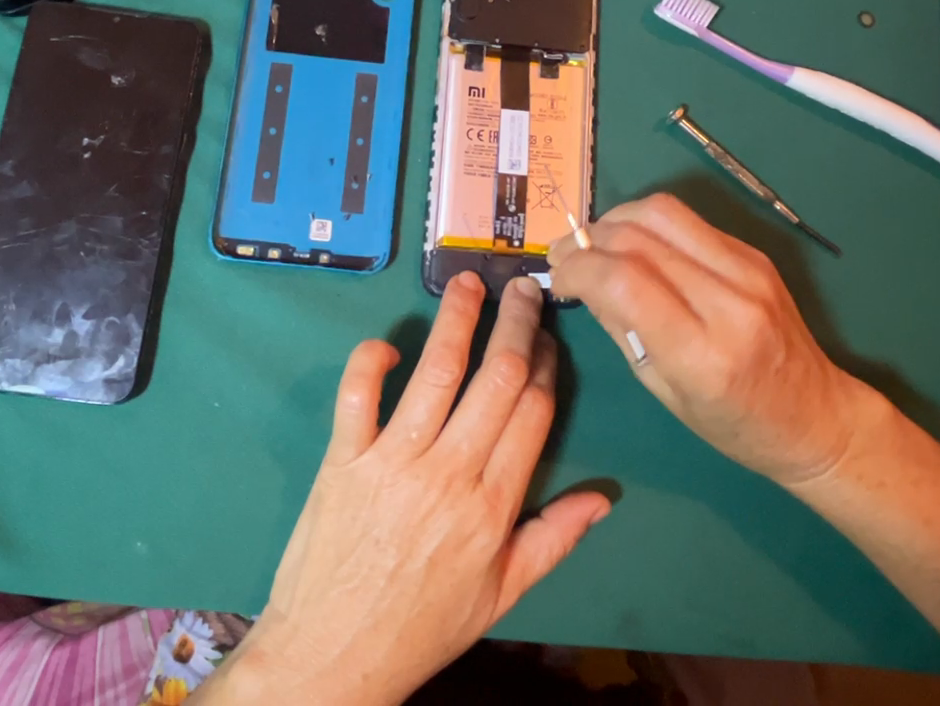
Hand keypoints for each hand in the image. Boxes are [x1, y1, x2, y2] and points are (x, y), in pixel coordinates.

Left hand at [202, 273, 610, 705]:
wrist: (335, 655)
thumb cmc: (423, 625)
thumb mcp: (501, 596)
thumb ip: (553, 541)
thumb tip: (604, 499)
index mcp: (492, 505)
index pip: (532, 413)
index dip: (545, 367)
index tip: (549, 338)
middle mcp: (449, 472)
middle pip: (494, 380)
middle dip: (515, 326)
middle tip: (523, 289)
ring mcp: (392, 461)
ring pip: (435, 374)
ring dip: (455, 322)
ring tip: (468, 283)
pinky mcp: (342, 458)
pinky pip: (356, 397)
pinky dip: (369, 363)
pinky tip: (386, 342)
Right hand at [547, 193, 872, 486]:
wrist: (816, 416)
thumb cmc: (732, 423)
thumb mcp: (661, 390)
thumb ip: (621, 327)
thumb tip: (582, 279)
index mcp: (701, 354)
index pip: (623, 281)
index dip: (577, 269)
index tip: (558, 280)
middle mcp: (728, 302)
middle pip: (638, 238)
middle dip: (587, 240)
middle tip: (564, 257)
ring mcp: (747, 271)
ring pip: (662, 213)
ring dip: (614, 220)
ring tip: (594, 243)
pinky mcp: (754, 254)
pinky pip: (686, 221)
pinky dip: (646, 225)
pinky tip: (633, 245)